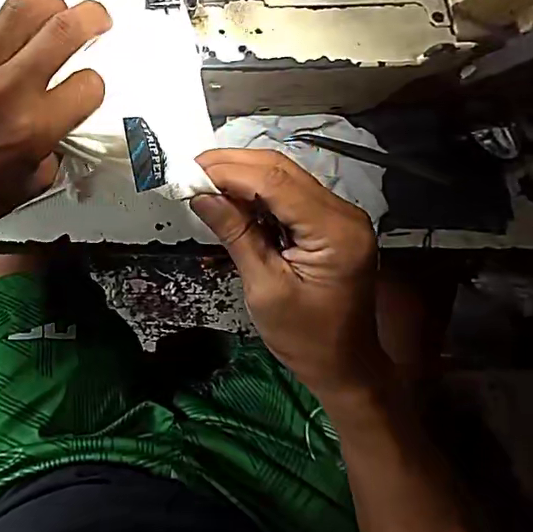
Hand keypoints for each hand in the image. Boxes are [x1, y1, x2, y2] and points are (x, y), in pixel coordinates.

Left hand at [0, 0, 108, 252]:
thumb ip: (54, 146)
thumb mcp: (32, 183)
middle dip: (92, 19)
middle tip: (98, 19)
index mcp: (34, 128)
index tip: (88, 86)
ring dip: (49, 1)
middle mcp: (6, 91)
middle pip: (63, 32)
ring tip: (59, 6)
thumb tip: (61, 119)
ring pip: (19, 12)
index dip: (95, 85)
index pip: (87, 86)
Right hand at [190, 148, 392, 400]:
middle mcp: (342, 213)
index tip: (188, 172)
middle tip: (188, 171)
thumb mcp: (265, 288)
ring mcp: (337, 215)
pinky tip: (226, 196)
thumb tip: (201, 196)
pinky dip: (252, 190)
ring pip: (281, 175)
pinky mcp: (327, 221)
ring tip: (200, 181)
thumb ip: (235, 235)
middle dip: (230, 165)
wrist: (344, 365)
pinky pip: (286, 193)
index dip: (228, 171)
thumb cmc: (306, 338)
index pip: (275, 182)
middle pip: (279, 169)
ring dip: (239, 175)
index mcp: (334, 231)